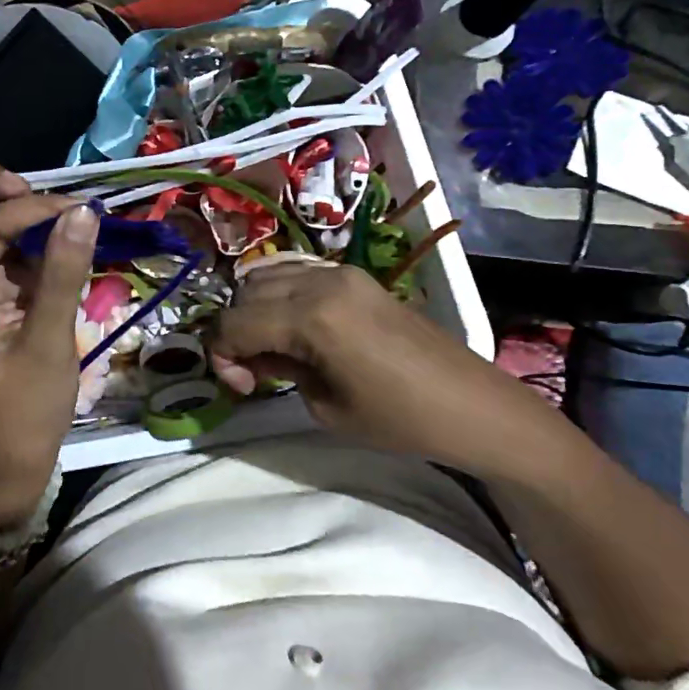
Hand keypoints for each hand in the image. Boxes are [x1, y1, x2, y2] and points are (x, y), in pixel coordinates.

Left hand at [0, 163, 97, 527]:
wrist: (13, 460)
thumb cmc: (25, 411)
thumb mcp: (48, 343)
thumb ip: (63, 274)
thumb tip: (84, 210)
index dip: (27, 210)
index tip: (77, 208)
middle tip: (31, 185)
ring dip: (1, 203)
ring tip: (50, 205)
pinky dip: (22, 230)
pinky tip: (55, 229)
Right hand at [208, 259, 542, 466]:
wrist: (467, 402)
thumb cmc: (399, 419)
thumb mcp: (325, 406)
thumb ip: (280, 369)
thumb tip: (255, 355)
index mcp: (311, 315)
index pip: (233, 321)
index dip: (221, 354)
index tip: (242, 386)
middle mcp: (321, 279)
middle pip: (245, 291)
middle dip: (236, 330)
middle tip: (254, 371)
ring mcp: (340, 270)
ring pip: (267, 274)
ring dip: (256, 309)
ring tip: (275, 348)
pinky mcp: (355, 274)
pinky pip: (298, 270)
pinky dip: (281, 293)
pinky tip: (295, 326)